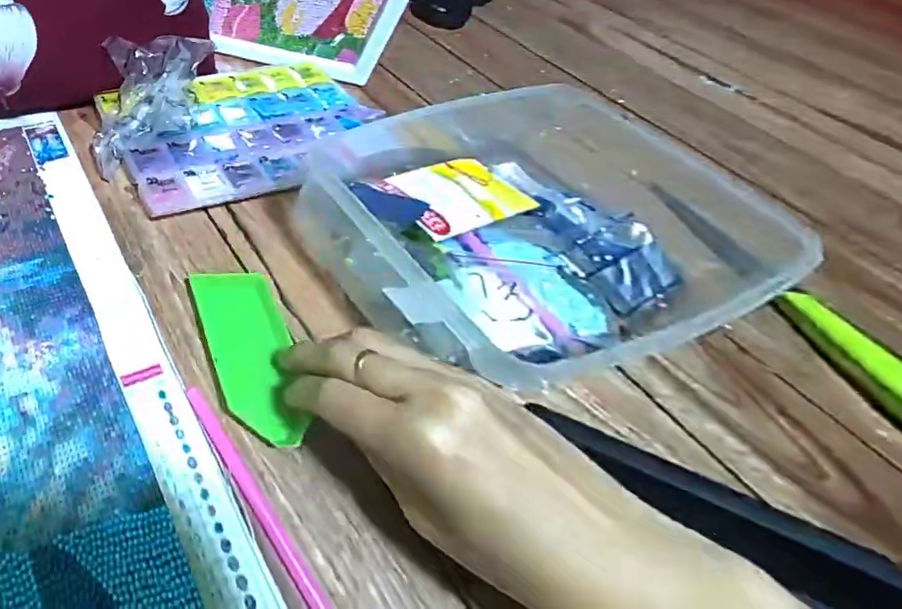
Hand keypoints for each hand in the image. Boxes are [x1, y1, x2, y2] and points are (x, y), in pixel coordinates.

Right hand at [280, 329, 799, 608]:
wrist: (620, 560)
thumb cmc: (513, 560)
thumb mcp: (426, 518)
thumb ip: (379, 457)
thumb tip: (346, 420)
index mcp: (415, 435)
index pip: (332, 394)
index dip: (298, 391)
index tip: (281, 393)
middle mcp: (431, 391)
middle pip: (350, 350)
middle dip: (308, 353)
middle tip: (284, 363)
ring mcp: (460, 377)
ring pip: (378, 340)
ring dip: (340, 346)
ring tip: (319, 359)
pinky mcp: (482, 378)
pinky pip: (412, 354)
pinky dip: (378, 355)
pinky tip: (372, 372)